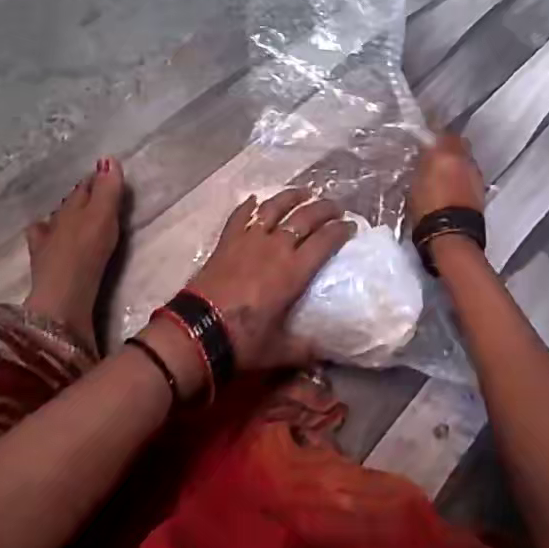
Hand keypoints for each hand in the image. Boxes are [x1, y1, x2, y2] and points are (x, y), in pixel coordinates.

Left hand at [179, 189, 353, 369]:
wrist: (197, 331)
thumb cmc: (242, 341)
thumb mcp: (279, 351)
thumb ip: (303, 349)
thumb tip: (322, 354)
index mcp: (293, 271)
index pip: (324, 241)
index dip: (340, 231)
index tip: (351, 226)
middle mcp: (274, 247)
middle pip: (304, 218)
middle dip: (324, 209)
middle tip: (336, 207)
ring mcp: (248, 240)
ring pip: (273, 208)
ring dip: (291, 197)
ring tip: (304, 192)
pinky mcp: (226, 242)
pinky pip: (239, 216)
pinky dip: (248, 205)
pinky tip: (255, 199)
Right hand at [408, 132, 485, 222]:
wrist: (451, 234)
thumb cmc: (427, 208)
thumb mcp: (415, 182)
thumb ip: (422, 164)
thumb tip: (425, 155)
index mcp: (446, 154)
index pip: (443, 133)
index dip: (434, 135)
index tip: (426, 140)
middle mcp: (465, 160)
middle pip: (460, 143)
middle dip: (449, 146)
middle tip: (436, 154)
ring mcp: (475, 174)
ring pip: (467, 159)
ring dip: (457, 161)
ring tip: (444, 172)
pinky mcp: (481, 190)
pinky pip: (471, 174)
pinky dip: (463, 175)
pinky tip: (453, 185)